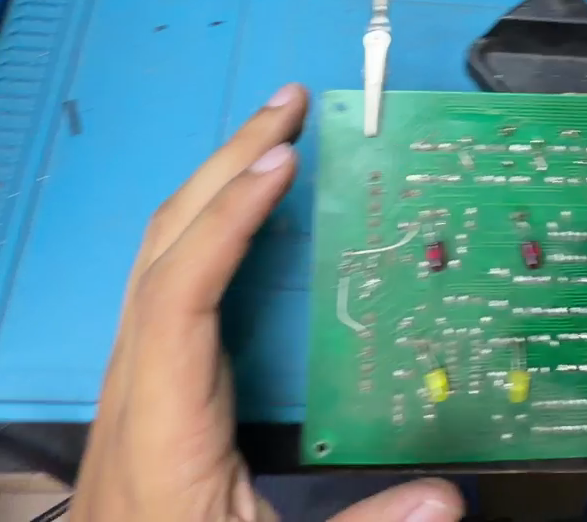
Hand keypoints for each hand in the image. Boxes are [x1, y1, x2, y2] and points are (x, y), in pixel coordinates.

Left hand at [72, 84, 464, 521]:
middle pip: (168, 238)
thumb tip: (448, 497)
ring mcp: (138, 362)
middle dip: (229, 158)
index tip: (285, 161)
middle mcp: (138, 373)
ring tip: (275, 128)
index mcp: (163, 418)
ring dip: (219, 173)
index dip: (231, 219)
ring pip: (164, 242)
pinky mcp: (152, 361)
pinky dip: (214, 210)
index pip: (182, 290)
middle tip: (288, 104)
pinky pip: (175, 262)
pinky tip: (248, 198)